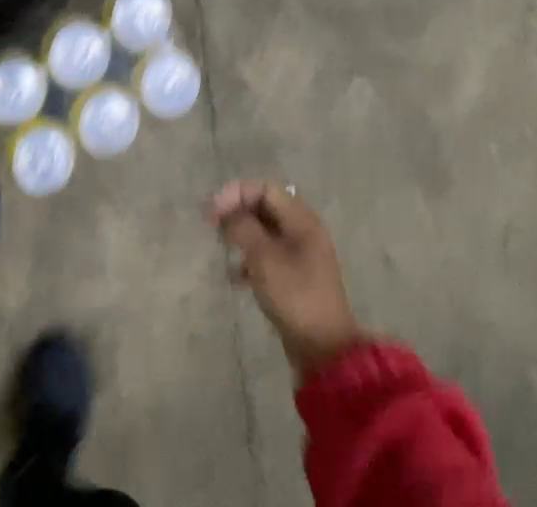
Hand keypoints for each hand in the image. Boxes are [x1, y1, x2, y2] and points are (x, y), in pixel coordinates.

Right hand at [209, 180, 366, 378]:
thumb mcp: (264, 258)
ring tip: (223, 250)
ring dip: (241, 236)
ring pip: (264, 232)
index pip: (265, 189)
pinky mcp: (294, 276)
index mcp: (302, 221)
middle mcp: (303, 231)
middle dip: (237, 213)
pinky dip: (249, 260)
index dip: (236, 194)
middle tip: (213, 227)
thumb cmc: (294, 296)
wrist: (323, 347)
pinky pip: (267, 255)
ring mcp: (300, 255)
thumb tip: (225, 211)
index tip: (213, 213)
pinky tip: (236, 278)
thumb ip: (242, 228)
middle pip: (265, 208)